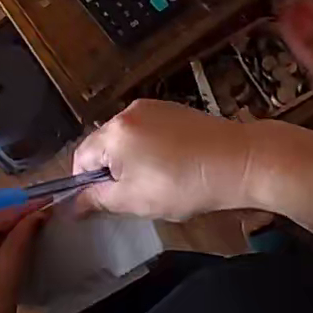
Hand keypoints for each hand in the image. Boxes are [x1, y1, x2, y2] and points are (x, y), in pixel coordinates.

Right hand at [71, 99, 264, 219]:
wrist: (240, 161)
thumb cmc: (183, 184)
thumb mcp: (134, 201)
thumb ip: (97, 200)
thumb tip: (72, 204)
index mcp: (114, 131)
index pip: (81, 158)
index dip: (85, 185)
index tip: (102, 204)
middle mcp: (131, 111)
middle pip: (105, 145)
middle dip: (113, 172)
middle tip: (135, 197)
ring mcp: (157, 107)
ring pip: (129, 139)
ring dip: (134, 161)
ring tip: (159, 183)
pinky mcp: (178, 110)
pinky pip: (152, 131)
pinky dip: (155, 150)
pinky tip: (175, 167)